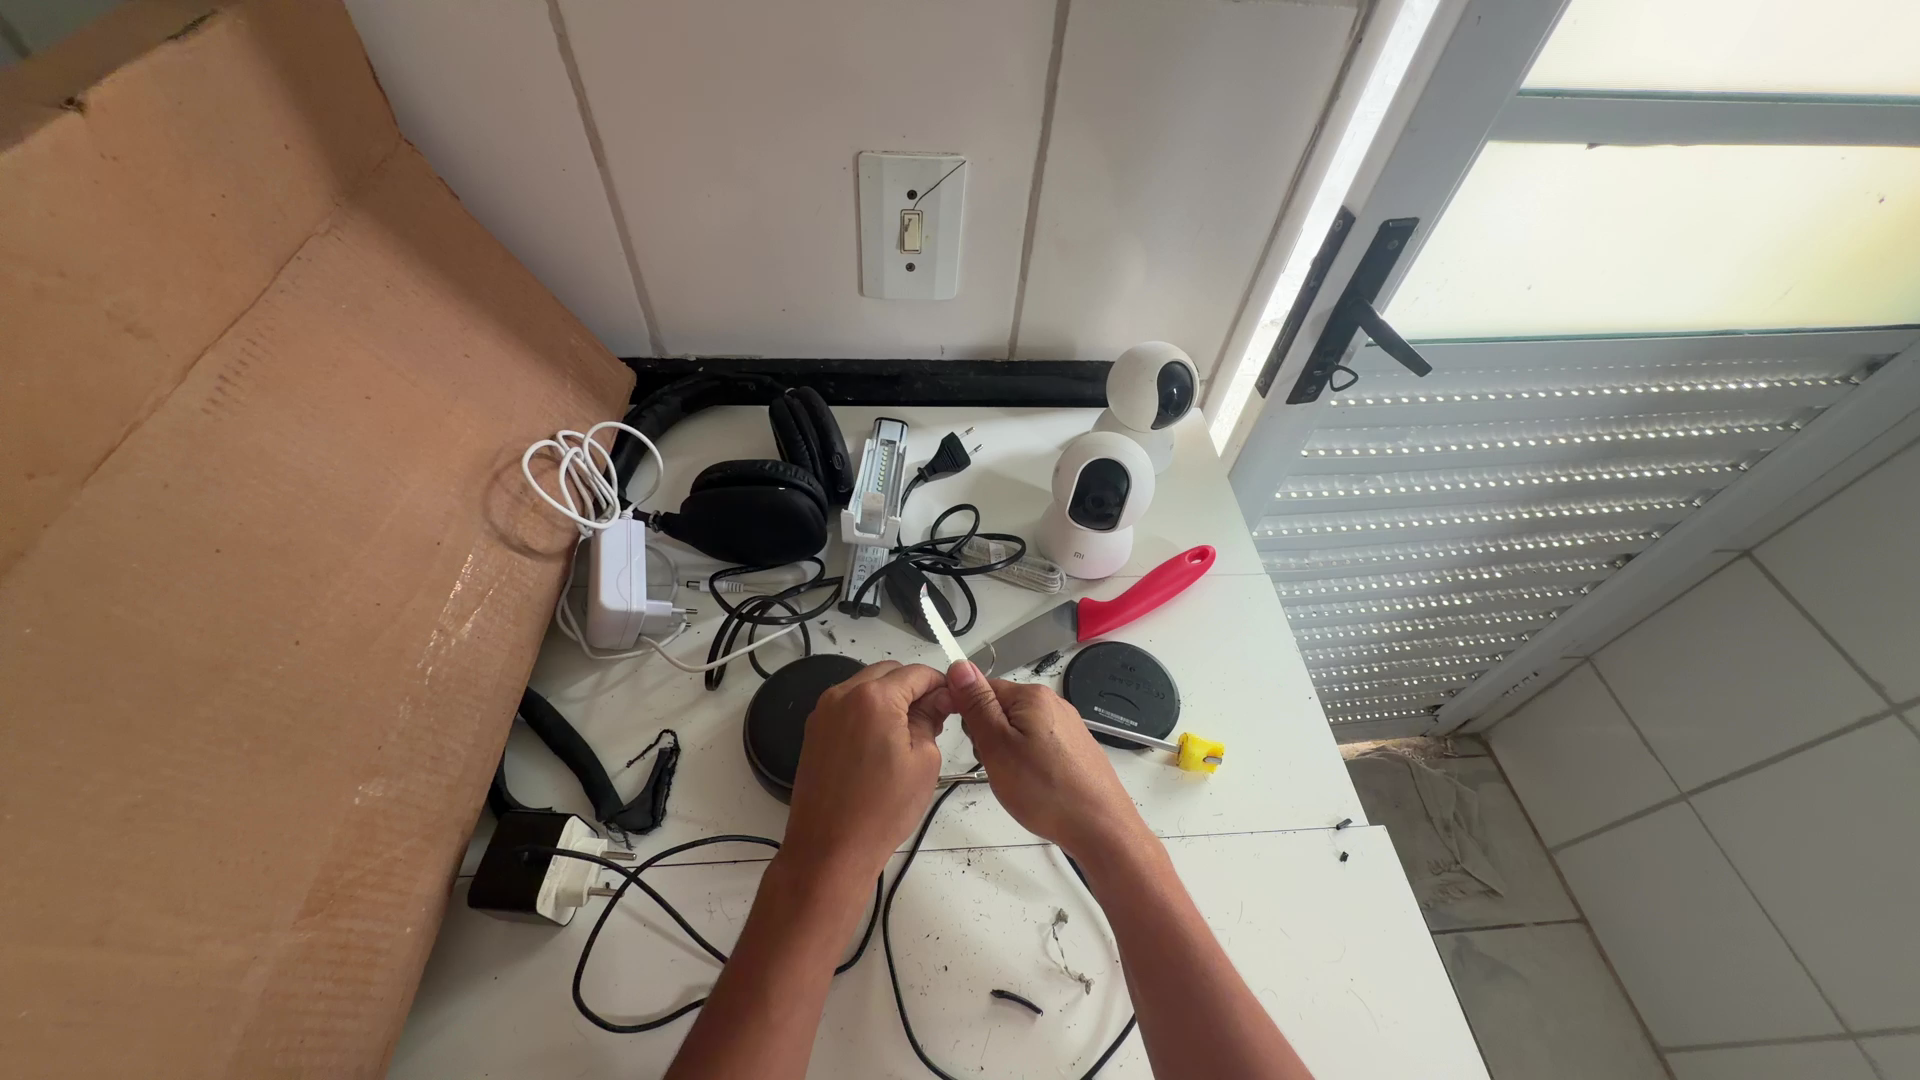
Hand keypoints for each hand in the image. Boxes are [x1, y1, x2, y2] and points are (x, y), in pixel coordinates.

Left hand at [782, 661, 948, 881]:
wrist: (829, 850)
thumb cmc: (880, 811)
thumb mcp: (924, 761)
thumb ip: (931, 719)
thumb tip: (937, 699)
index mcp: (874, 698)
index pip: (916, 672)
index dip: (940, 684)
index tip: (952, 702)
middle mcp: (843, 695)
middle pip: (888, 672)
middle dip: (913, 688)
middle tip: (933, 718)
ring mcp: (824, 712)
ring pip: (866, 687)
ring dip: (890, 698)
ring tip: (908, 733)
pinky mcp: (814, 731)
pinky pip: (848, 706)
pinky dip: (868, 712)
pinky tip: (881, 742)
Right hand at [943, 661, 1148, 861]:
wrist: (1099, 827)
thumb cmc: (1046, 789)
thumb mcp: (997, 745)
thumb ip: (976, 704)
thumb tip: (959, 666)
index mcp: (1032, 695)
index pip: (982, 689)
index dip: (971, 717)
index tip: (977, 745)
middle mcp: (1053, 703)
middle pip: (1001, 710)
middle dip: (990, 738)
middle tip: (999, 767)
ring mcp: (1067, 726)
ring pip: (1019, 731)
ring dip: (1008, 753)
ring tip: (1018, 781)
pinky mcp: (1075, 748)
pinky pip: (1038, 746)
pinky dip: (1030, 763)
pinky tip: (1035, 786)